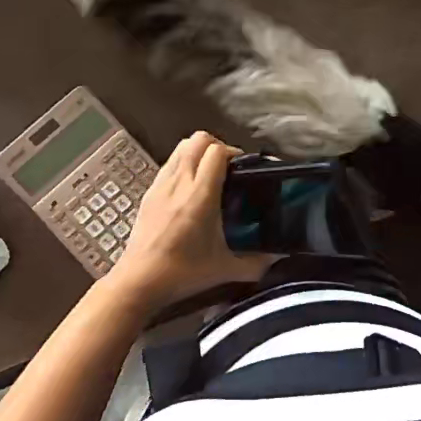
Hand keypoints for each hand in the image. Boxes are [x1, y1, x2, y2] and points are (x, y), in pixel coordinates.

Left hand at [105, 132, 271, 308]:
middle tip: (228, 167)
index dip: (234, 153)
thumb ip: (257, 263)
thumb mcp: (225, 269)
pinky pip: (169, 164)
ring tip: (210, 173)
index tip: (244, 167)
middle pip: (198, 139)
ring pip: (181, 147)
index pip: (217, 152)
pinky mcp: (149, 192)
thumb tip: (280, 258)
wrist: (140, 280)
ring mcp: (161, 185)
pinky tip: (190, 188)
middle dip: (217, 146)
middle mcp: (179, 182)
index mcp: (200, 196)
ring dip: (198, 152)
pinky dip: (182, 164)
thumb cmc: (183, 273)